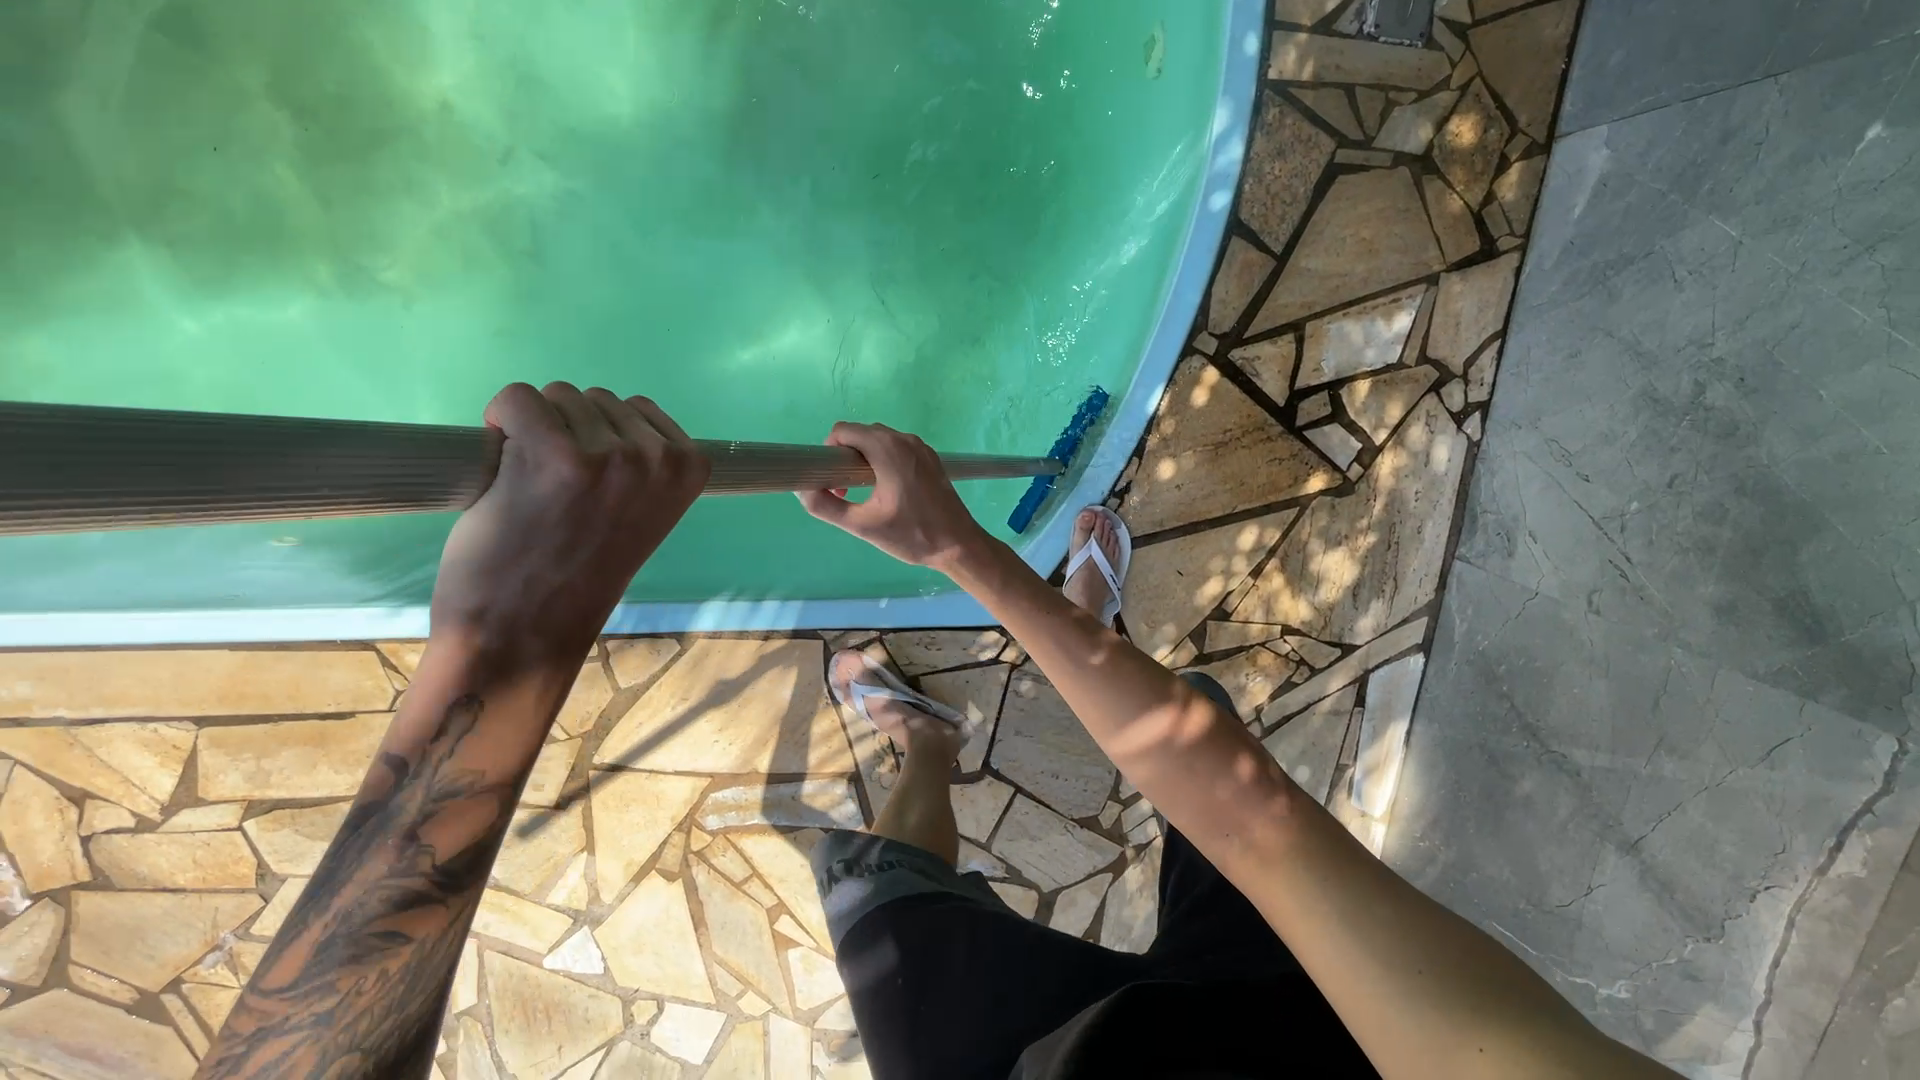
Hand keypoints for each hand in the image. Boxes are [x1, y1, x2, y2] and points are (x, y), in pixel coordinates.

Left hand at [431, 382, 709, 663]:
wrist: (523, 630)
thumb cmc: (576, 577)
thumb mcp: (639, 515)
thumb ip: (637, 469)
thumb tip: (598, 415)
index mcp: (690, 470)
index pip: (639, 411)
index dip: (602, 440)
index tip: (590, 485)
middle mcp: (659, 458)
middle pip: (597, 399)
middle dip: (568, 433)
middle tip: (556, 493)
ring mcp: (611, 456)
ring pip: (557, 396)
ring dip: (534, 432)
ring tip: (531, 489)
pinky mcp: (556, 454)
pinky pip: (518, 399)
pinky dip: (500, 423)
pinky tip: (502, 470)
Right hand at [795, 422, 993, 572]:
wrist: (959, 545)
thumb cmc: (912, 535)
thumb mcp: (862, 526)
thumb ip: (825, 507)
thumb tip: (803, 490)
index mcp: (888, 449)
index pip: (843, 430)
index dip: (829, 452)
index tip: (831, 480)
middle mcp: (905, 439)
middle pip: (861, 434)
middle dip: (844, 458)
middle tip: (845, 492)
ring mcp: (921, 447)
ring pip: (879, 440)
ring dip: (863, 460)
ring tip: (863, 494)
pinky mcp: (930, 458)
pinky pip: (896, 449)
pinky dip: (883, 461)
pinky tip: (886, 491)